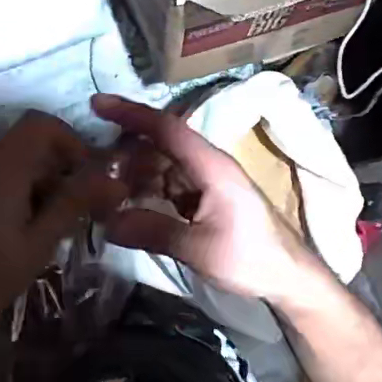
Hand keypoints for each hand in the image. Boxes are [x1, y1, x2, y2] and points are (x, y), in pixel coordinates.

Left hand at [0, 112, 125, 345]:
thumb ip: (74, 204)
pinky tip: (19, 224)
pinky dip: (13, 186)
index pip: (40, 125)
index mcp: (0, 170)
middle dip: (56, 166)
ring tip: (48, 221)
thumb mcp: (39, 243)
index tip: (85, 172)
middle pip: (25, 143)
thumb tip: (115, 180)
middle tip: (75, 205)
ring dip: (35, 179)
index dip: (69, 139)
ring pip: (8, 160)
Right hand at [91, 93, 331, 304]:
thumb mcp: (199, 248)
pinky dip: (148, 191)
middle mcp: (209, 166)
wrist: (289, 277)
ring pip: (163, 166)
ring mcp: (208, 182)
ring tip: (103, 189)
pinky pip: (170, 186)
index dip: (131, 114)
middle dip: (126, 151)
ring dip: (134, 174)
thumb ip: (153, 231)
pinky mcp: (206, 200)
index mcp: (211, 166)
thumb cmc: (250, 258)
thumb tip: (108, 224)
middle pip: (160, 146)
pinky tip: (128, 205)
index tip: (98, 104)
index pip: (167, 129)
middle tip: (91, 167)